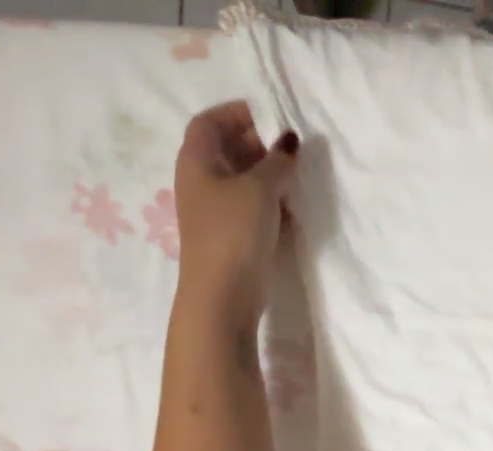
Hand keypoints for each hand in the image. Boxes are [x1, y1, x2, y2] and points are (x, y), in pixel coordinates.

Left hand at [173, 101, 298, 324]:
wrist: (223, 295)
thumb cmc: (234, 232)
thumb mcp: (260, 188)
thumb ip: (277, 160)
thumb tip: (289, 141)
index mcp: (196, 159)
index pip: (211, 120)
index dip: (239, 113)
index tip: (273, 118)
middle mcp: (200, 180)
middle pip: (227, 148)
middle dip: (259, 144)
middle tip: (290, 151)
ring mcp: (213, 210)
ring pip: (241, 179)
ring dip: (267, 176)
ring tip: (295, 180)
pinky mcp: (229, 234)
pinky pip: (249, 206)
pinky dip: (268, 202)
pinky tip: (290, 210)